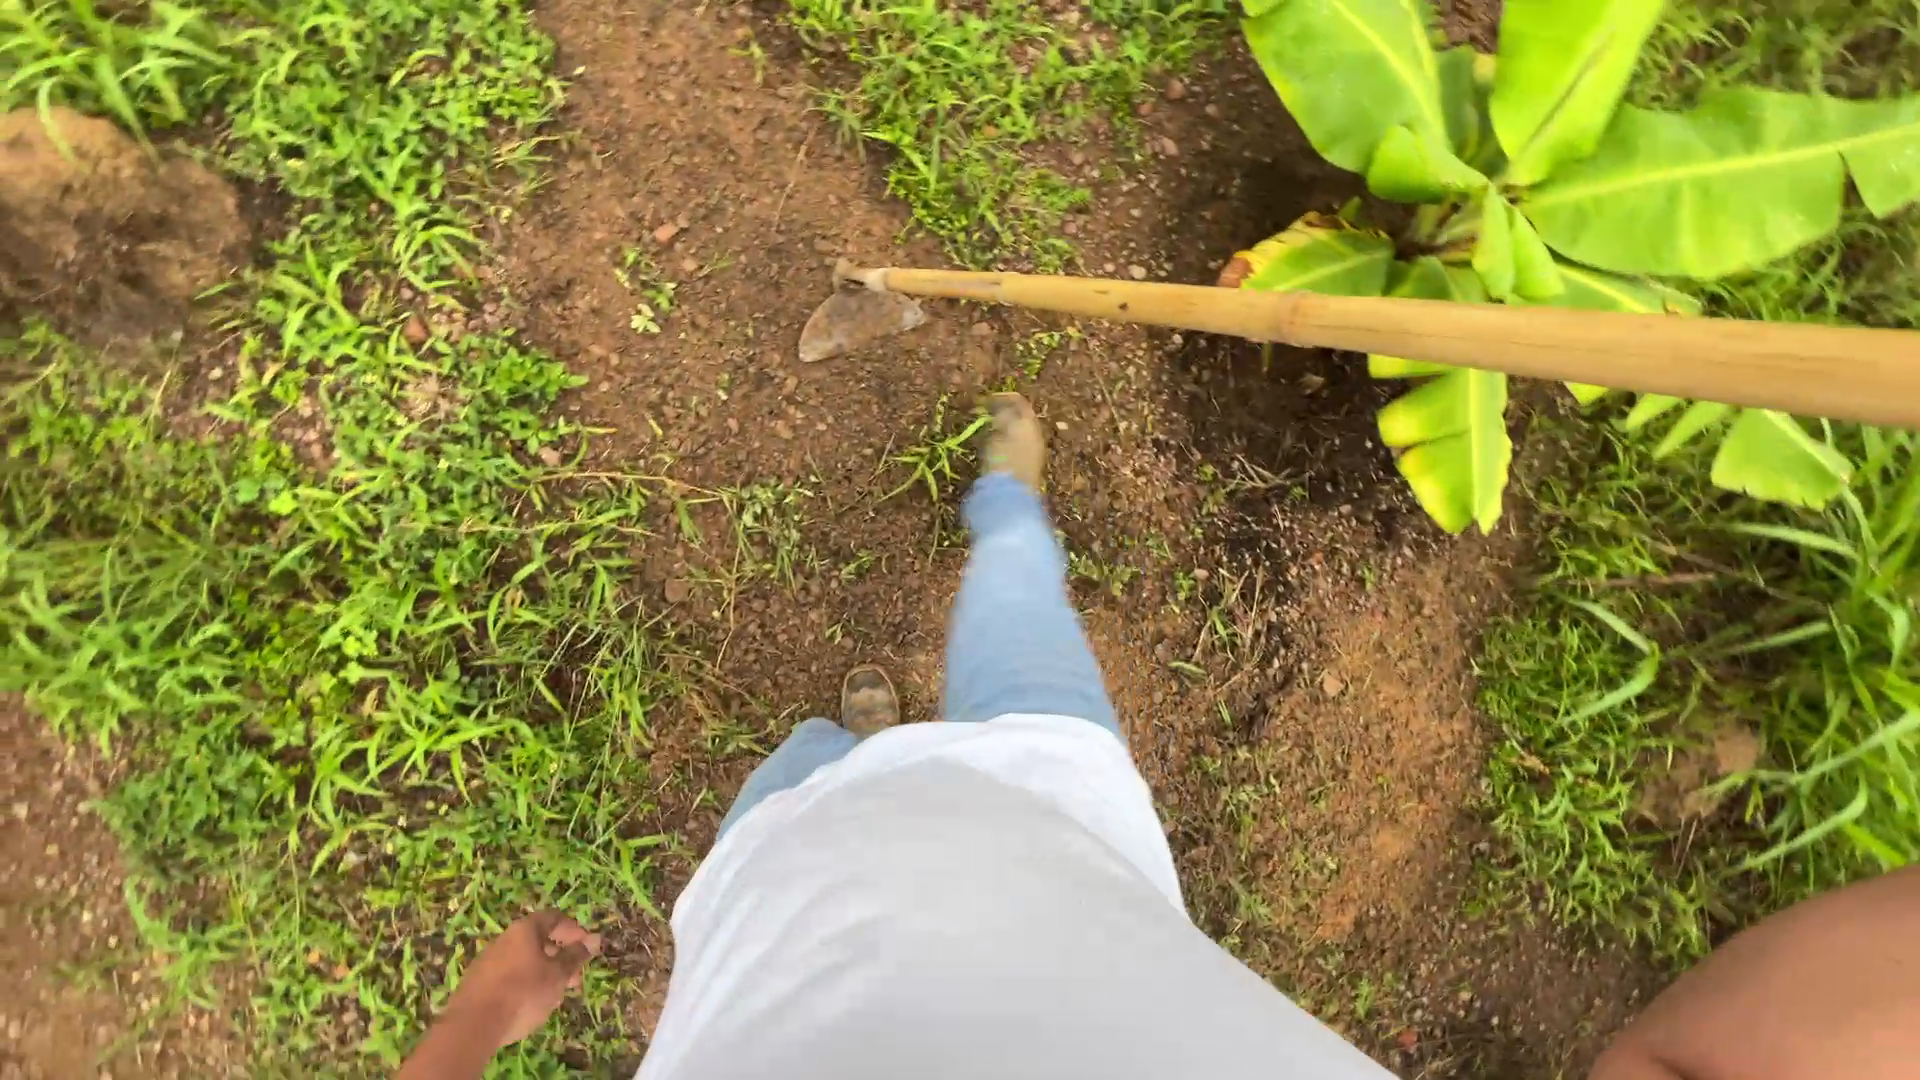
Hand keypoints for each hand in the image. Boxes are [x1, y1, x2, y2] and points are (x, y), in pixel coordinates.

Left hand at [442, 910, 603, 1049]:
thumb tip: (594, 939)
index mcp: (525, 930)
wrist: (470, 1028)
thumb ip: (576, 956)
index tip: (585, 945)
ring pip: (522, 961)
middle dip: (559, 957)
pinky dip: (522, 985)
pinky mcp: (474, 985)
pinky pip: (506, 977)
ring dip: (542, 973)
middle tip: (573, 977)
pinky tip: (528, 1004)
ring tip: (554, 995)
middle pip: (538, 941)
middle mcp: (504, 939)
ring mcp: (486, 962)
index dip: (573, 929)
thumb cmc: (523, 992)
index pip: (554, 918)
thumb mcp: (558, 974)